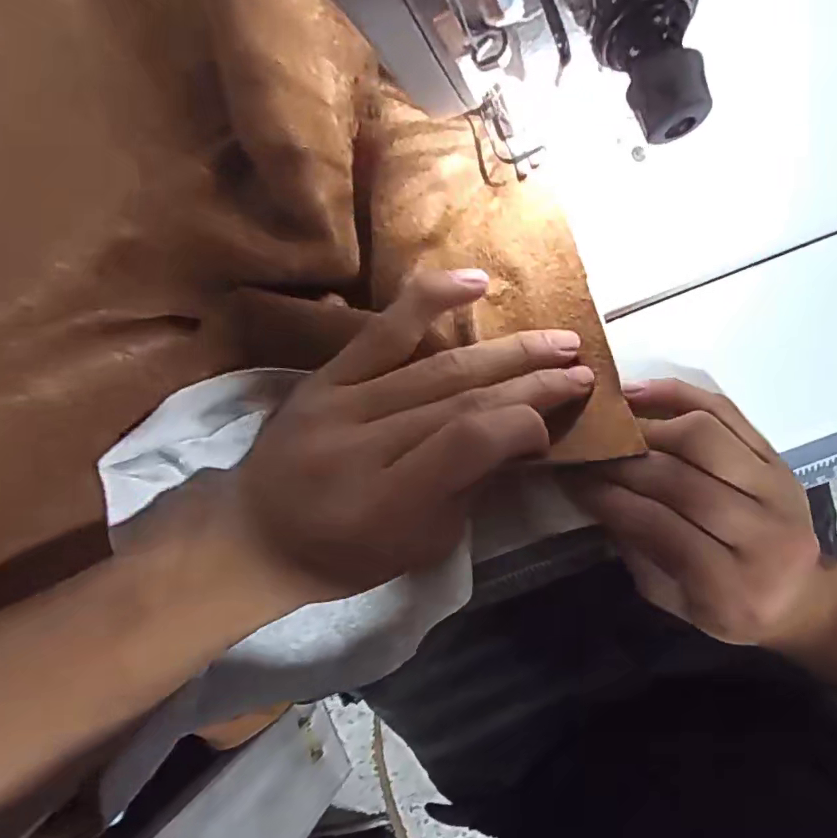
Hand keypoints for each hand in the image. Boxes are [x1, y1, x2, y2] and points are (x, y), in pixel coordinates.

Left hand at [198, 268, 594, 605]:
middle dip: (534, 381)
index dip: (523, 426)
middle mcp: (362, 444)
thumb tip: (523, 431)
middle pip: (463, 398)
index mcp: (388, 500)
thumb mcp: (425, 543)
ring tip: (559, 341)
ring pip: (440, 365)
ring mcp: (339, 404)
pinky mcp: (325, 377)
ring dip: (509, 350)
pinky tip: (475, 282)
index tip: (550, 430)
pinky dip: (430, 302)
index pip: (470, 440)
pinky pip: (382, 333)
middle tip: (582, 370)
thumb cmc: (350, 555)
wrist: (254, 538)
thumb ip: (473, 484)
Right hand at [567, 379, 836, 651]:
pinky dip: (683, 395)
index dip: (610, 499)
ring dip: (651, 424)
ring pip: (706, 436)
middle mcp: (761, 533)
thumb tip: (598, 494)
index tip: (572, 480)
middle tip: (586, 450)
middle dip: (624, 462)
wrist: (803, 597)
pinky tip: (644, 392)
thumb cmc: (733, 610)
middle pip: (680, 479)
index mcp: (732, 586)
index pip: (660, 528)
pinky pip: (729, 413)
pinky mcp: (779, 459)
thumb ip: (640, 552)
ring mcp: (776, 488)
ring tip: (615, 421)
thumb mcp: (678, 603)